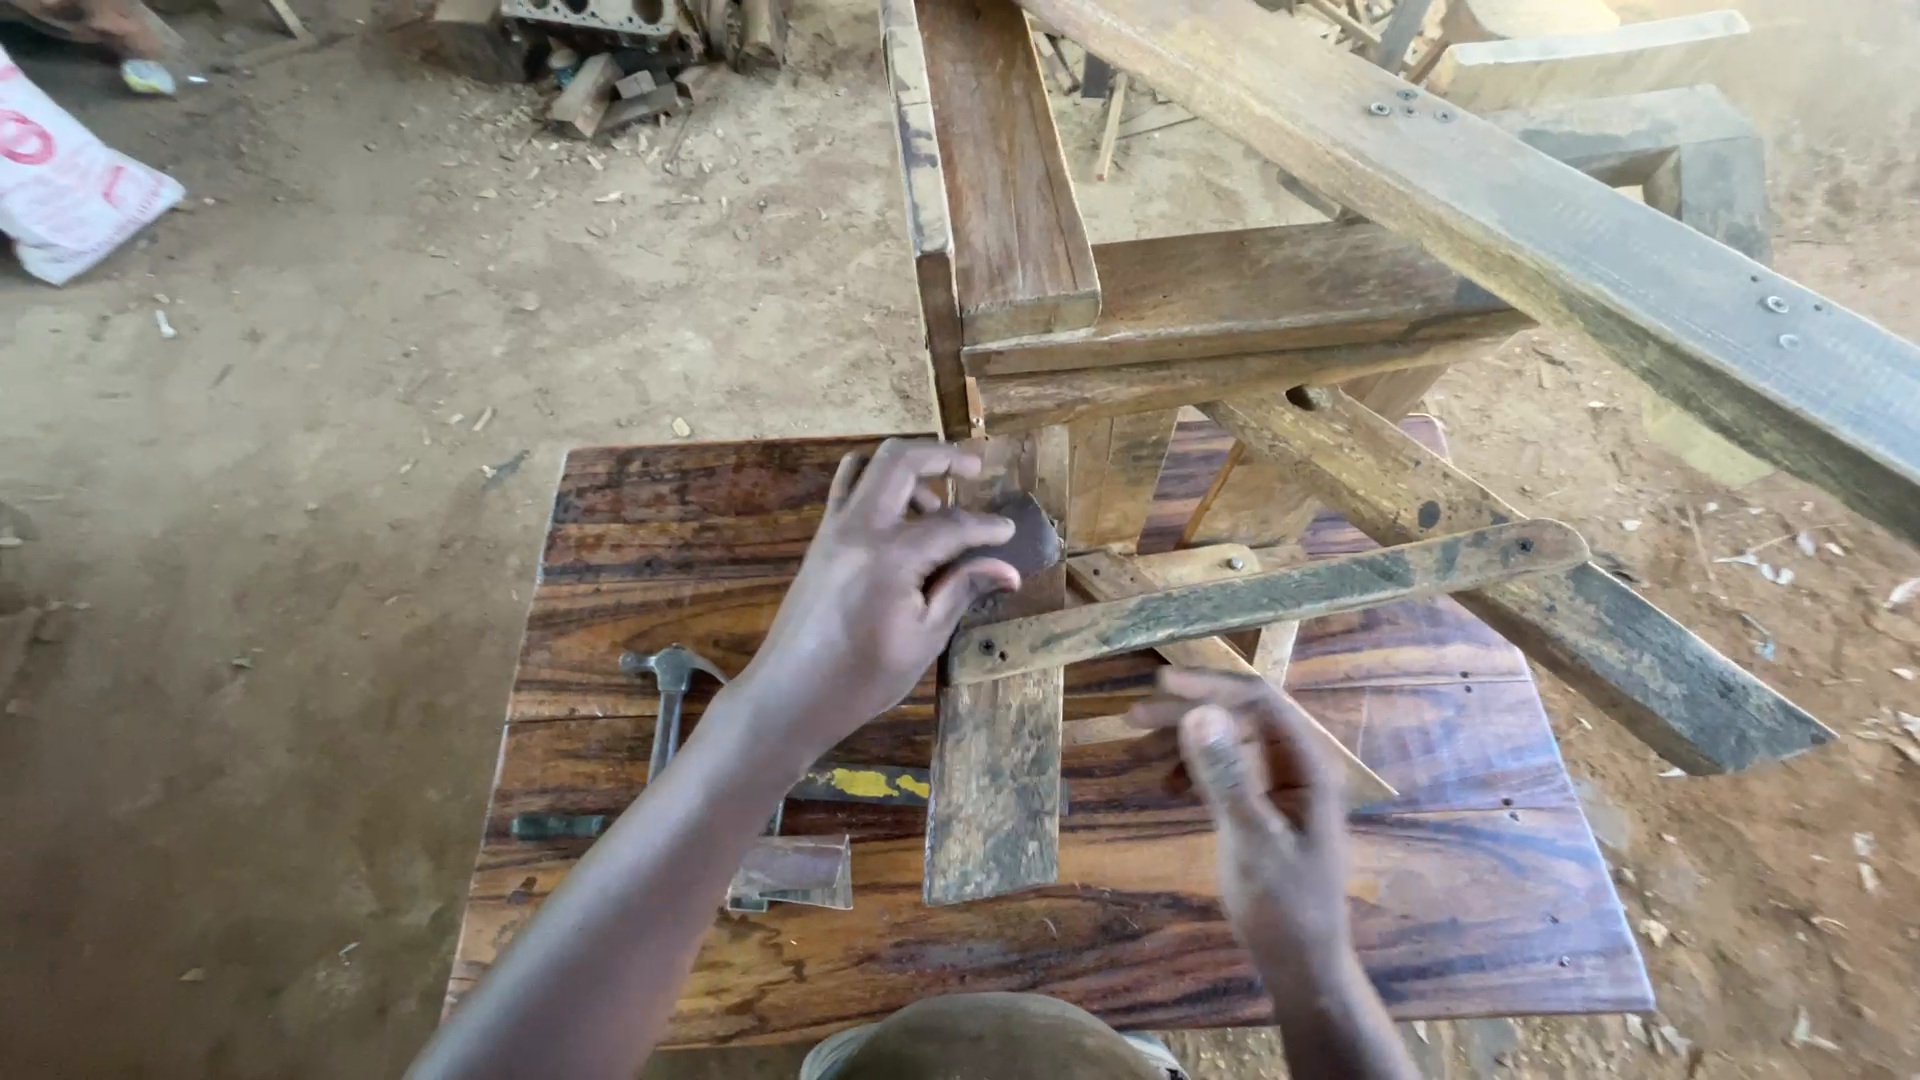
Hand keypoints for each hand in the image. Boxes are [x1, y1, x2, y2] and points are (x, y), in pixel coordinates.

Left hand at [726, 439, 1020, 767]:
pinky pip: (848, 490)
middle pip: (901, 460)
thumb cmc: (861, 678)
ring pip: (867, 466)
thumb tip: (1009, 570)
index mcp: (890, 556)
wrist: (788, 696)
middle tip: (974, 468)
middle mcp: (858, 528)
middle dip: (943, 455)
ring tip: (934, 506)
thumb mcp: (923, 639)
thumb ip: (962, 591)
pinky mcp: (819, 541)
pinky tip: (899, 521)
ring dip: (906, 471)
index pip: (951, 524)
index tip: (1009, 531)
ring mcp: (832, 530)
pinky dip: (878, 486)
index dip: (986, 527)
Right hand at [1127, 669, 1353, 988]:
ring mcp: (1275, 785)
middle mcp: (1292, 766)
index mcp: (1307, 765)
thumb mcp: (1252, 838)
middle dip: (1188, 710)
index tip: (1163, 683)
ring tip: (1138, 743)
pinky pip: (1220, 769)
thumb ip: (1227, 775)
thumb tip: (1197, 714)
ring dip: (1183, 738)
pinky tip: (1167, 784)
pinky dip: (1191, 769)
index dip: (1212, 685)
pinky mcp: (1257, 805)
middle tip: (1136, 714)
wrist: (1299, 963)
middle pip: (1237, 716)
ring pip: (1224, 740)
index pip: (1260, 702)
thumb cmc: (1285, 904)